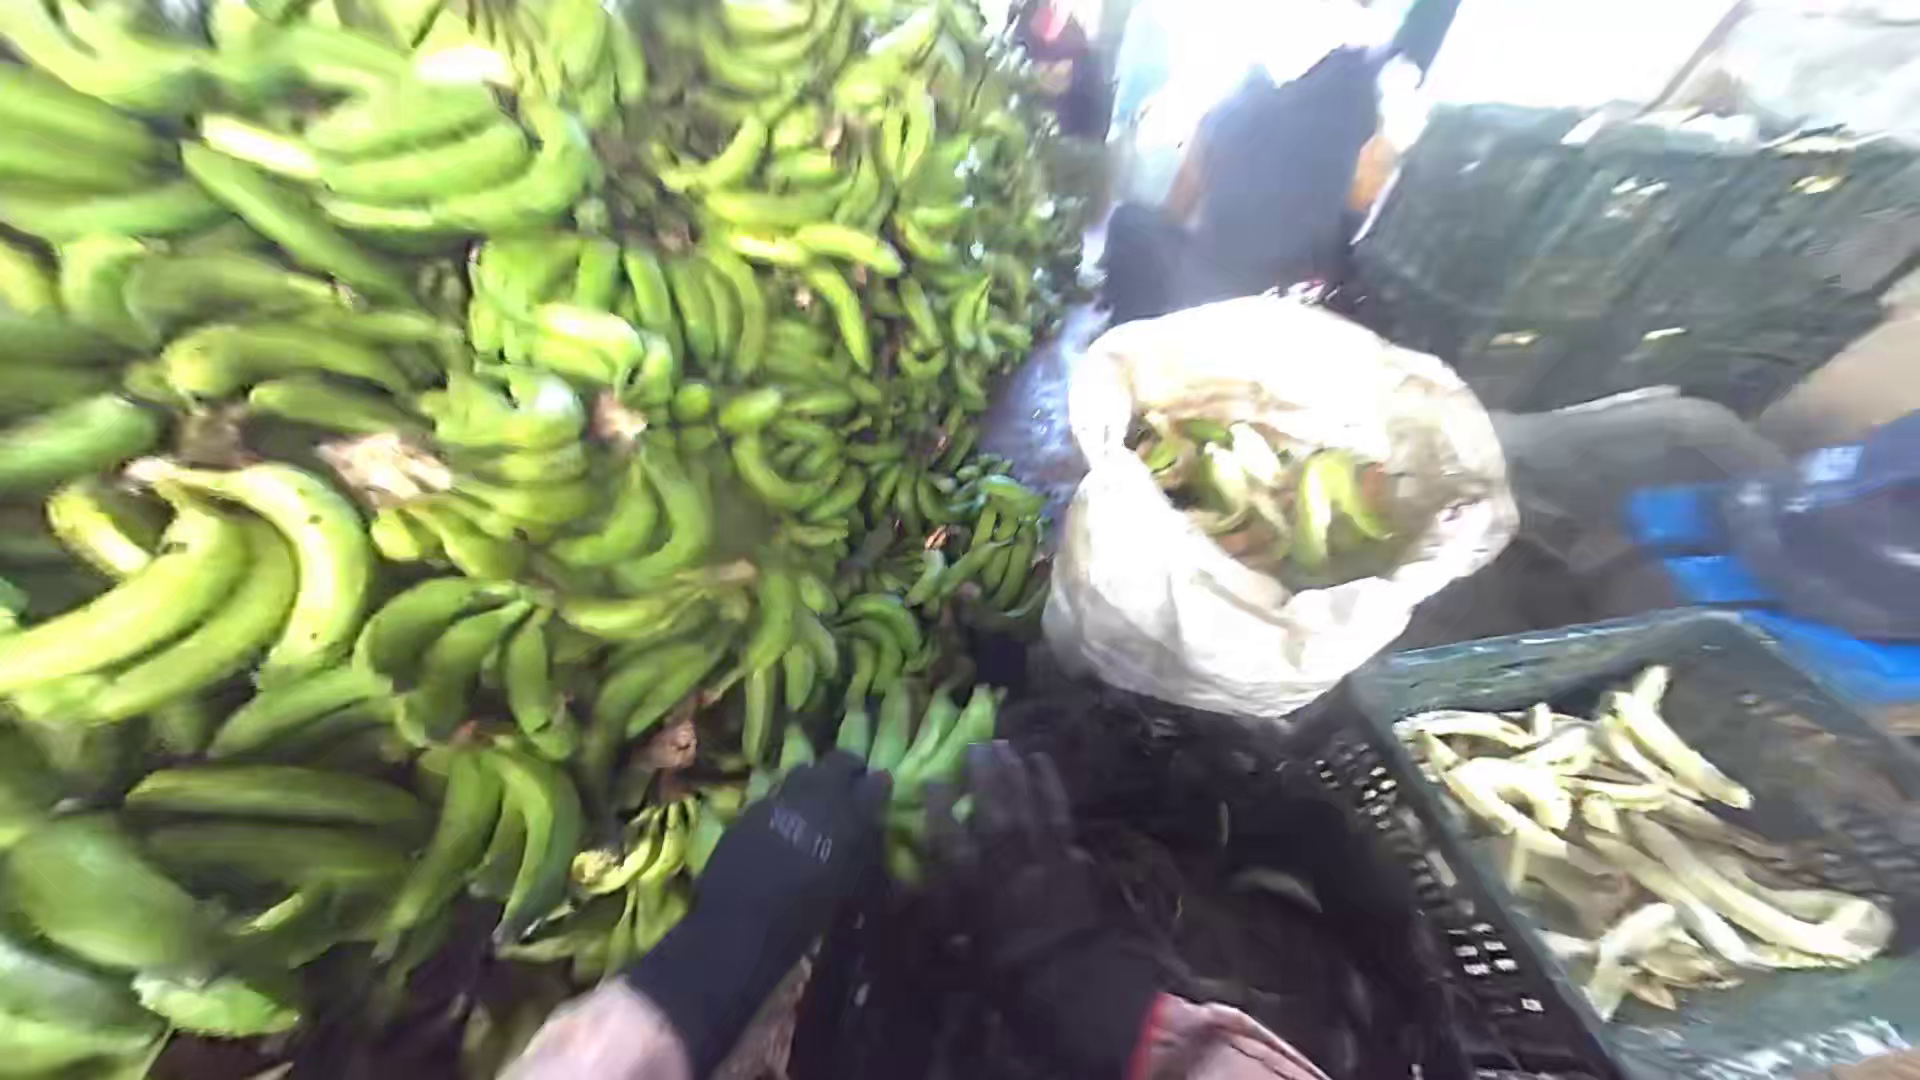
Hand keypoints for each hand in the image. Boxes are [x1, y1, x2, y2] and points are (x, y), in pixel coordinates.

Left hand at [626, 752, 886, 1075]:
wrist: (742, 926)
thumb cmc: (808, 915)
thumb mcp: (851, 884)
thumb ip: (866, 849)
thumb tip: (873, 831)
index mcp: (851, 812)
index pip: (876, 782)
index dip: (880, 785)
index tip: (880, 790)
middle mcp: (820, 792)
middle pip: (841, 760)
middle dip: (850, 768)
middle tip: (851, 785)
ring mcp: (784, 795)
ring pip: (806, 770)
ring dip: (816, 780)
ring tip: (816, 801)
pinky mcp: (754, 806)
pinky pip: (778, 792)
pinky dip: (787, 800)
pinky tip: (784, 821)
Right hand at [929, 743, 1160, 1078]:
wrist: (1071, 982)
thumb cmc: (1009, 970)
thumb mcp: (962, 951)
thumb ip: (938, 910)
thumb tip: (909, 882)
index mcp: (976, 892)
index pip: (950, 841)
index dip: (939, 808)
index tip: (931, 781)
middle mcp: (1007, 866)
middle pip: (992, 811)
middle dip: (981, 775)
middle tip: (974, 745)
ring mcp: (1041, 855)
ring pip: (1025, 804)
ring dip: (1013, 771)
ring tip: (1003, 744)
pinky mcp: (1066, 851)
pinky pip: (1057, 810)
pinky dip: (1048, 782)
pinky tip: (1040, 759)